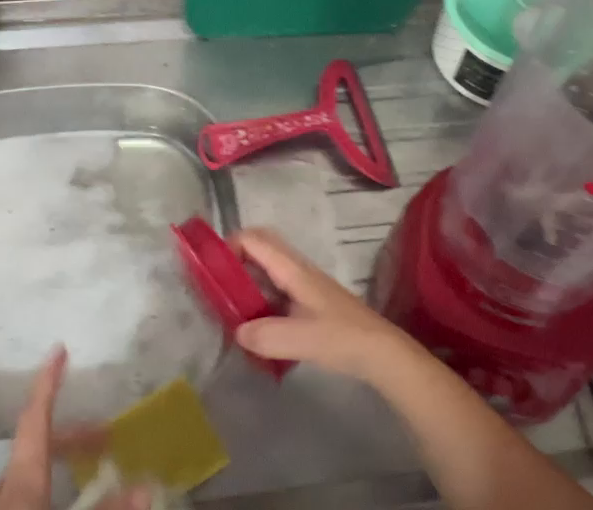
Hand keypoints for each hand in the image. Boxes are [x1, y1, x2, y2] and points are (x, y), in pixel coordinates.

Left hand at [0, 346, 147, 509]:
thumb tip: (146, 488)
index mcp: (22, 479)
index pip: (35, 418)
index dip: (48, 383)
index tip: (59, 350)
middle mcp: (3, 489)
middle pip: (36, 445)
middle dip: (72, 435)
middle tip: (108, 438)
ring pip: (29, 475)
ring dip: (60, 465)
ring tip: (90, 474)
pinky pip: (22, 496)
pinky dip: (47, 489)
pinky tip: (64, 502)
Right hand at [231, 227, 423, 383]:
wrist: (381, 352)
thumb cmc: (342, 338)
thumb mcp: (300, 340)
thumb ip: (265, 335)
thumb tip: (237, 331)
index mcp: (294, 270)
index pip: (256, 240)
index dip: (229, 245)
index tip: (210, 268)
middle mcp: (298, 270)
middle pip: (262, 245)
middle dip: (236, 256)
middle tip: (216, 282)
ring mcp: (306, 284)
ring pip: (270, 266)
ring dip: (247, 276)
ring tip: (229, 303)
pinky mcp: (311, 300)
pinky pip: (277, 285)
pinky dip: (261, 293)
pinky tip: (256, 322)